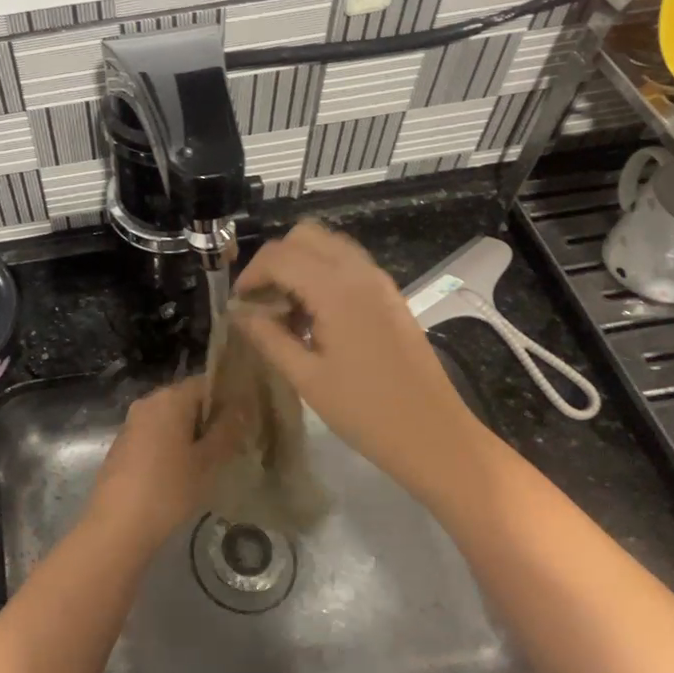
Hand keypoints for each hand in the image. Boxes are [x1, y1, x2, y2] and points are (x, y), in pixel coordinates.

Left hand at [83, 376, 241, 554]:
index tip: (246, 420)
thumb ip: (226, 431)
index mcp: (169, 398)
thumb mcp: (207, 462)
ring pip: (170, 419)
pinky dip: (171, 445)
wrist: (118, 524)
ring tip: (212, 461)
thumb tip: (241, 408)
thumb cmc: (169, 489)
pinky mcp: (123, 445)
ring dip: (191, 434)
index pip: (205, 383)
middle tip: (234, 444)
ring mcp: (132, 423)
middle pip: (186, 400)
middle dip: (210, 419)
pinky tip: (183, 472)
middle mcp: (147, 402)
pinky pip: (154, 435)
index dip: (228, 398)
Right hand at [233, 221, 489, 505]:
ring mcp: (379, 281)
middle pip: (304, 236)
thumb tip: (239, 313)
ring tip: (286, 309)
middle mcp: (359, 272)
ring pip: (327, 244)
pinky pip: (347, 263)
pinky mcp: (389, 294)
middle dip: (274, 261)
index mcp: (336, 290)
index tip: (237, 305)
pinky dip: (322, 273)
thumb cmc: (366, 412)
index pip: (279, 257)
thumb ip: (269, 337)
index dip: (250, 275)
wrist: (435, 436)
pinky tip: (315, 316)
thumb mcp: (307, 378)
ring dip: (299, 264)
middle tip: (260, 301)